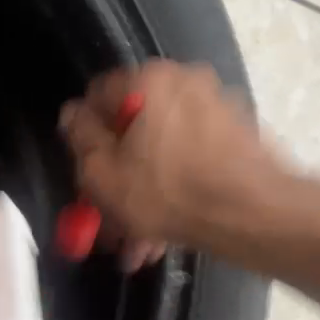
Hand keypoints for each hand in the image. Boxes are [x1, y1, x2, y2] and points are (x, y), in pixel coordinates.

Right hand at [61, 60, 292, 269]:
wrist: (248, 213)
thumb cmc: (163, 192)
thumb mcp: (100, 171)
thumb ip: (79, 137)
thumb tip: (71, 113)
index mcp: (149, 81)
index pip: (98, 94)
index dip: (83, 133)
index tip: (81, 166)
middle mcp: (186, 83)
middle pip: (133, 127)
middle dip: (116, 173)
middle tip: (104, 211)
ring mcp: (216, 108)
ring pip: (160, 151)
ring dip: (141, 192)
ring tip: (132, 237)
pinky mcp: (237, 136)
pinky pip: (188, 161)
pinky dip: (172, 189)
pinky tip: (161, 230)